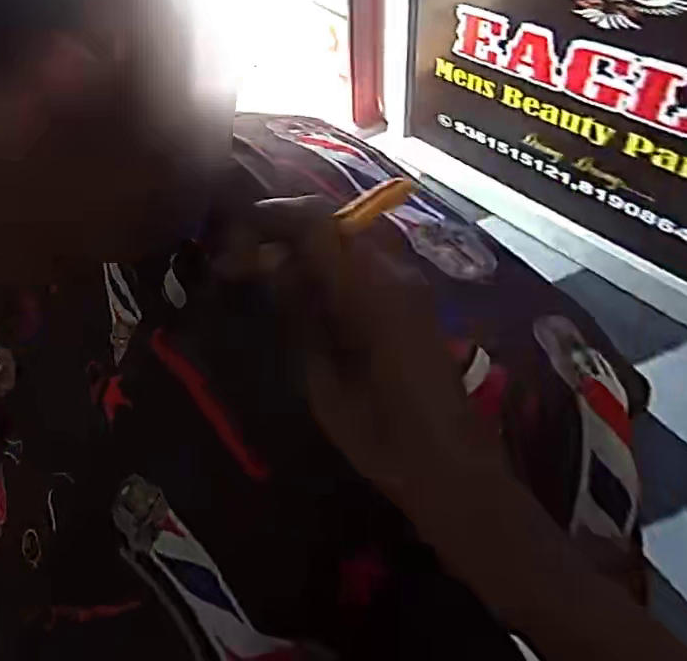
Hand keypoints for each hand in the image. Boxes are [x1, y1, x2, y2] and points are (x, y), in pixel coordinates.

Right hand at [251, 197, 686, 660]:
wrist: (451, 470)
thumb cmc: (380, 435)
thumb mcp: (321, 377)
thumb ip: (297, 311)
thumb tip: (268, 261)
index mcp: (372, 292)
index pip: (317, 223)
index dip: (273, 215)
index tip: (235, 229)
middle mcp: (394, 274)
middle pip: (331, 219)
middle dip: (283, 224)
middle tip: (244, 251)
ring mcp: (406, 283)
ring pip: (345, 233)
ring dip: (302, 239)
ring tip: (263, 264)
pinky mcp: (408, 297)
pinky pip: (360, 255)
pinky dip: (323, 256)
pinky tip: (299, 282)